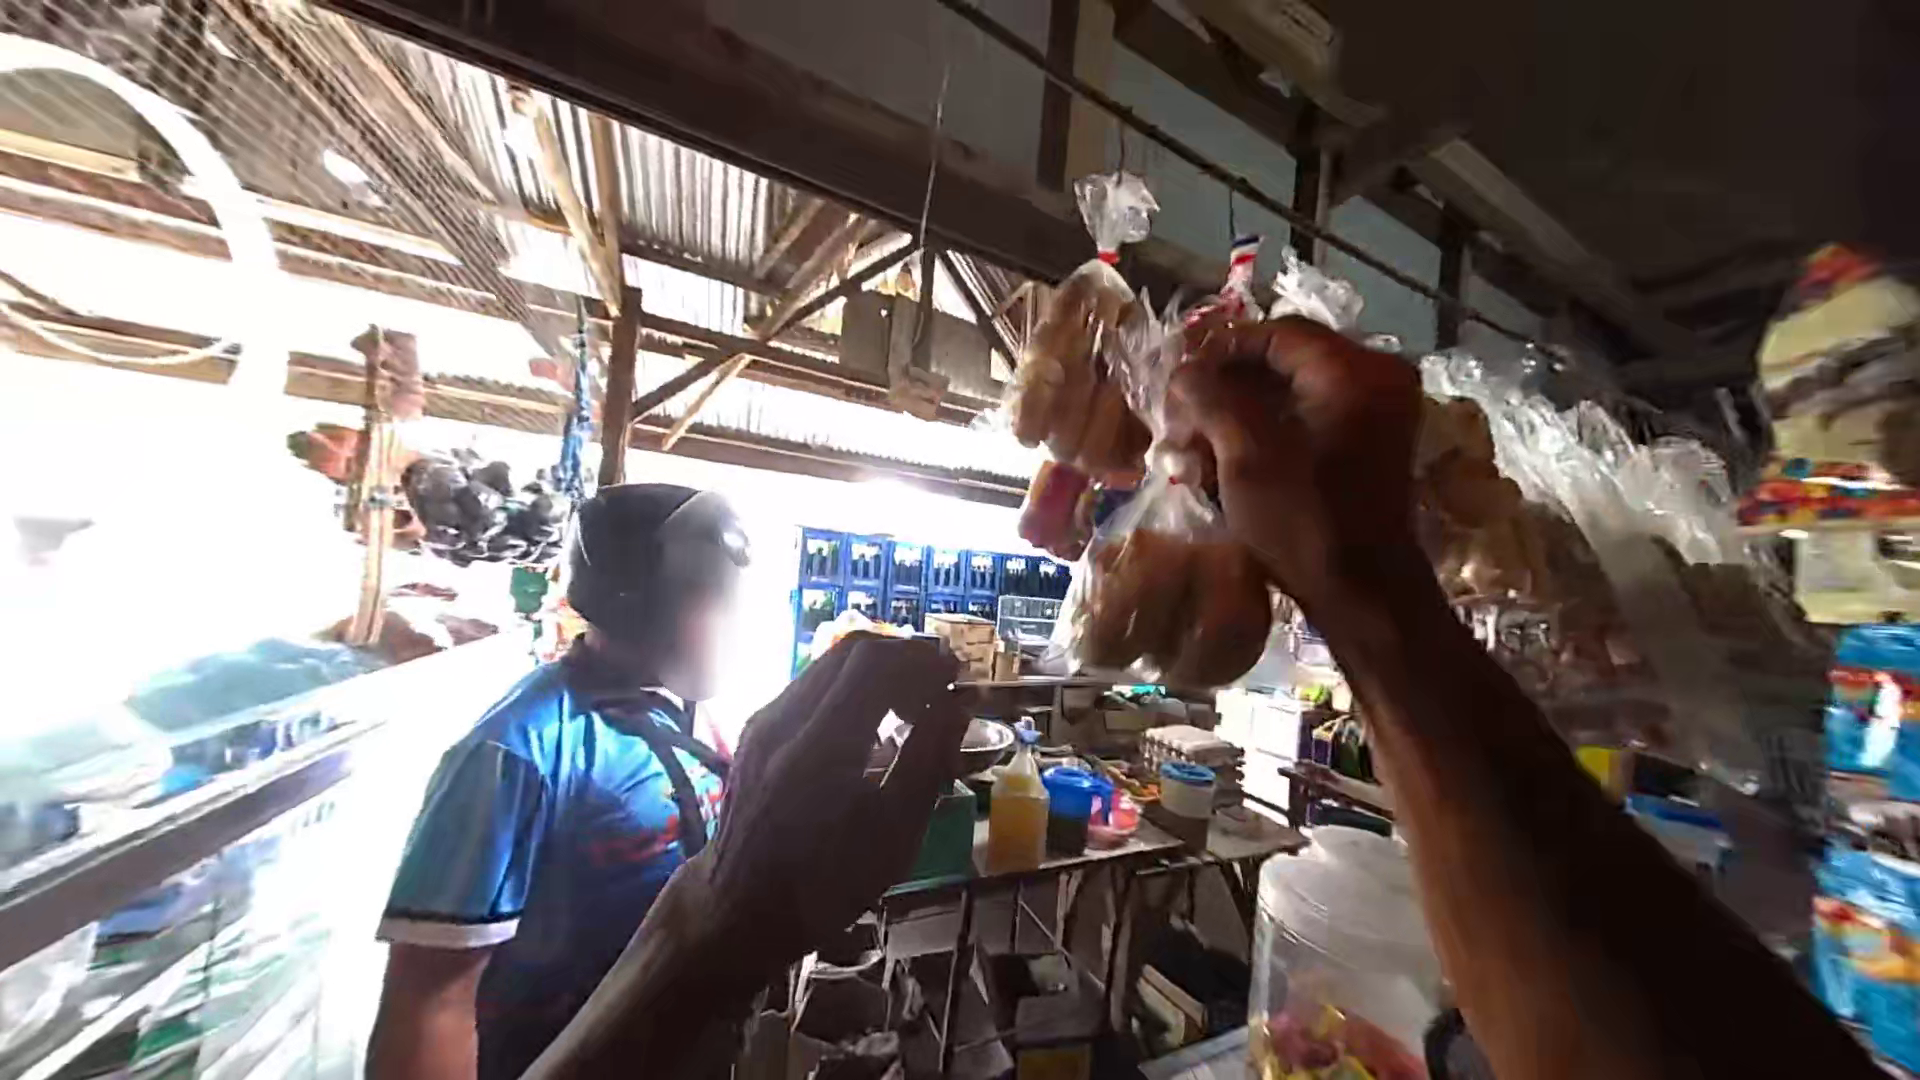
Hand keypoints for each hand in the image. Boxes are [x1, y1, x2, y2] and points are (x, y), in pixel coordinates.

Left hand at [704, 633, 965, 967]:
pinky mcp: (758, 726)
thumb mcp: (893, 833)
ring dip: (881, 667)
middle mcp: (783, 719)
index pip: (873, 665)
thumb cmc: (826, 884)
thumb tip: (958, 706)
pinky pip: (814, 682)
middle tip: (939, 683)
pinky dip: (854, 683)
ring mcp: (764, 719)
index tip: (955, 675)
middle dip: (905, 656)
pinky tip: (876, 715)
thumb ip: (928, 760)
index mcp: (818, 749)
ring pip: (831, 661)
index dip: (921, 659)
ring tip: (913, 700)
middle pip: (851, 650)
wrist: (739, 911)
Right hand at [1164, 317, 1426, 618]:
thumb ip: (1212, 400)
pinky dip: (1258, 431)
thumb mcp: (1246, 456)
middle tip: (1181, 419)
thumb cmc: (1302, 520)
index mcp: (1353, 372)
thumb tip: (1183, 370)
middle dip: (1223, 388)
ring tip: (1193, 446)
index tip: (1177, 378)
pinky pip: (1300, 418)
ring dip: (1235, 413)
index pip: (1275, 333)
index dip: (1219, 350)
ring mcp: (1370, 412)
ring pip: (1286, 392)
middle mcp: (1372, 379)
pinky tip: (1221, 460)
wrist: (1359, 589)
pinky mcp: (1360, 441)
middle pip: (1280, 362)